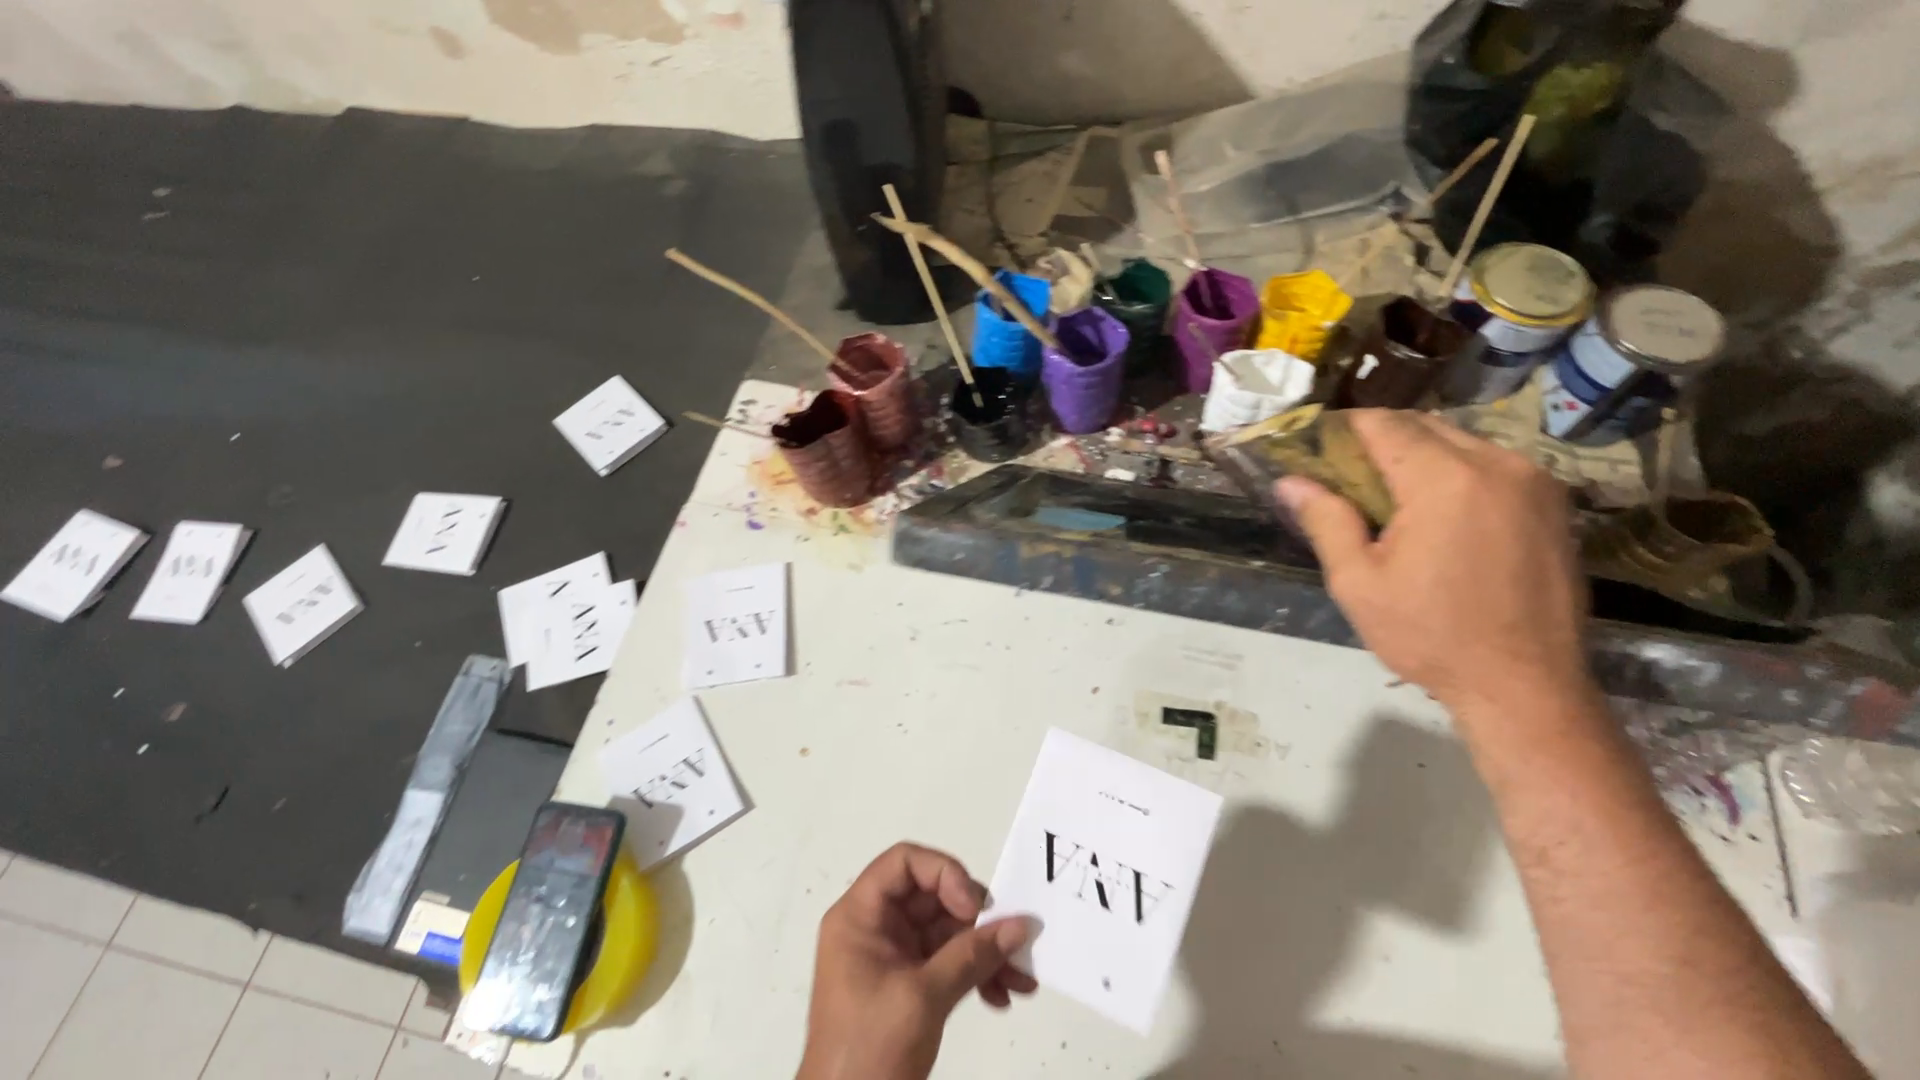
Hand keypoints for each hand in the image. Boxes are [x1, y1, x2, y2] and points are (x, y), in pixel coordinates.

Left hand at [797, 843, 1035, 1079]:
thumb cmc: (869, 1047)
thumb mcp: (924, 996)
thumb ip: (973, 955)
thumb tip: (1019, 924)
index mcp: (860, 915)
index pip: (904, 863)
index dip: (944, 874)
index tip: (973, 908)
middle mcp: (876, 927)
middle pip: (933, 897)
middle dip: (977, 919)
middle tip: (1010, 941)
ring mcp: (893, 955)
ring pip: (948, 932)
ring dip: (986, 951)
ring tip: (1021, 977)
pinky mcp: (908, 984)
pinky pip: (949, 962)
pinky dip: (977, 974)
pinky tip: (1003, 995)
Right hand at [1276, 410, 1594, 721]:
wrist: (1525, 684)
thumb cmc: (1431, 636)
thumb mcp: (1359, 583)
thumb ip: (1326, 521)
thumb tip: (1291, 481)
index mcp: (1443, 479)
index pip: (1383, 424)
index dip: (1344, 429)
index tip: (1316, 448)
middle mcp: (1496, 463)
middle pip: (1424, 426)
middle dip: (1381, 440)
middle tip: (1347, 476)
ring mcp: (1534, 480)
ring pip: (1461, 442)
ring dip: (1421, 456)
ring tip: (1392, 497)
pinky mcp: (1554, 503)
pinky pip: (1494, 465)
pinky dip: (1458, 473)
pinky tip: (1440, 513)